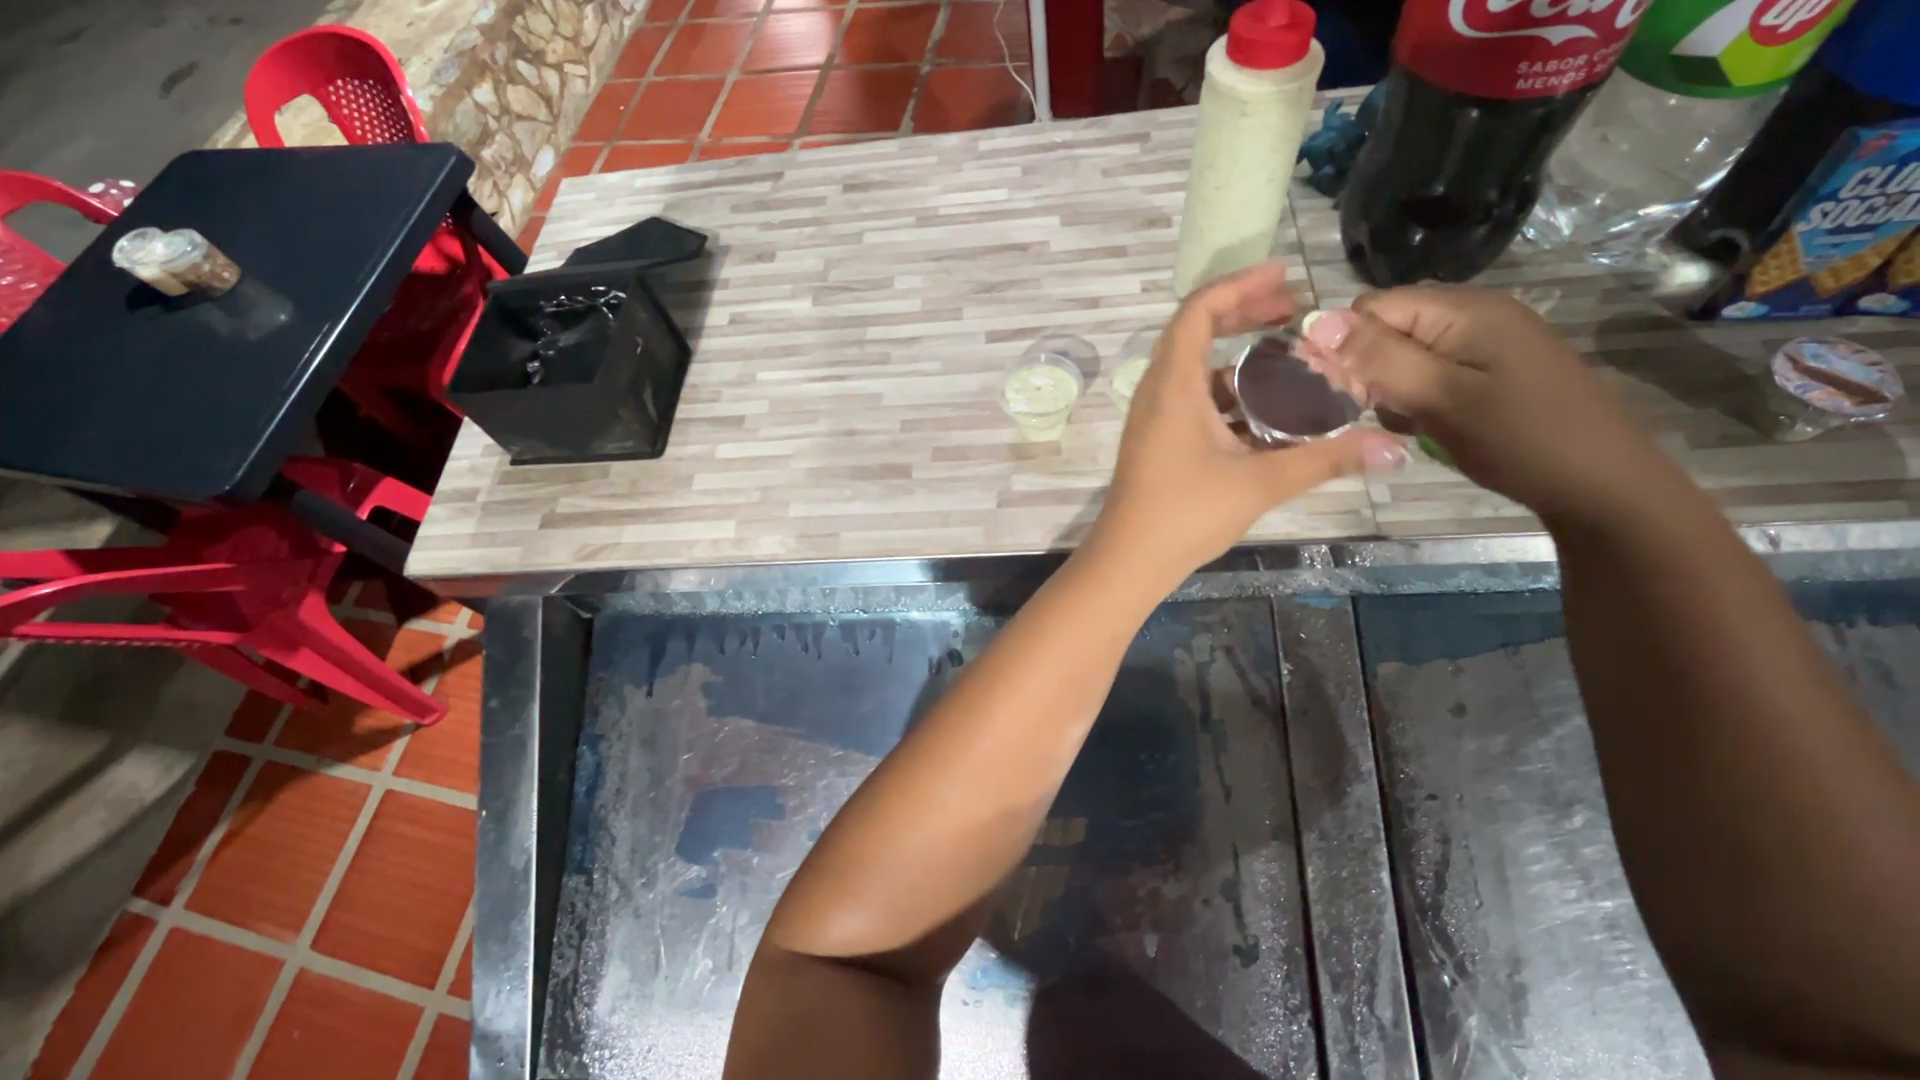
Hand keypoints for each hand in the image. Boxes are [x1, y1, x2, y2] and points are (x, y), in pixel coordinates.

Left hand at [1087, 261, 1407, 584]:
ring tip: (1291, 358)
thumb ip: (1326, 460)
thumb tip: (1392, 449)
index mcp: (1174, 384)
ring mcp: (1155, 418)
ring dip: (1240, 360)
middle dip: (1244, 315)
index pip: (1199, 311)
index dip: (1239, 285)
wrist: (1128, 562)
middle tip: (1293, 309)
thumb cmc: (1186, 514)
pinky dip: (1229, 395)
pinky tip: (1269, 413)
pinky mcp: (1159, 442)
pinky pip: (1195, 401)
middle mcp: (1159, 392)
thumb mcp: (1261, 482)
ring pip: (1198, 372)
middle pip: (1197, 332)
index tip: (1284, 274)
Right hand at [1301, 286, 1670, 526]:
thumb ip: (1380, 357)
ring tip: (1411, 423)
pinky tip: (1431, 424)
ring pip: (1408, 351)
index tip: (1348, 393)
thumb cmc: (1520, 439)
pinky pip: (1435, 369)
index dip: (1348, 345)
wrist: (1601, 484)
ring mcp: (1489, 341)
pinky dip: (1420, 395)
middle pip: (1390, 326)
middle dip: (1370, 367)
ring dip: (1394, 386)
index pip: (1373, 306)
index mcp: (1465, 309)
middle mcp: (1476, 313)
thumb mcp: (1442, 398)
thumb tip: (1317, 321)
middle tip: (1383, 412)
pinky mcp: (1495, 369)